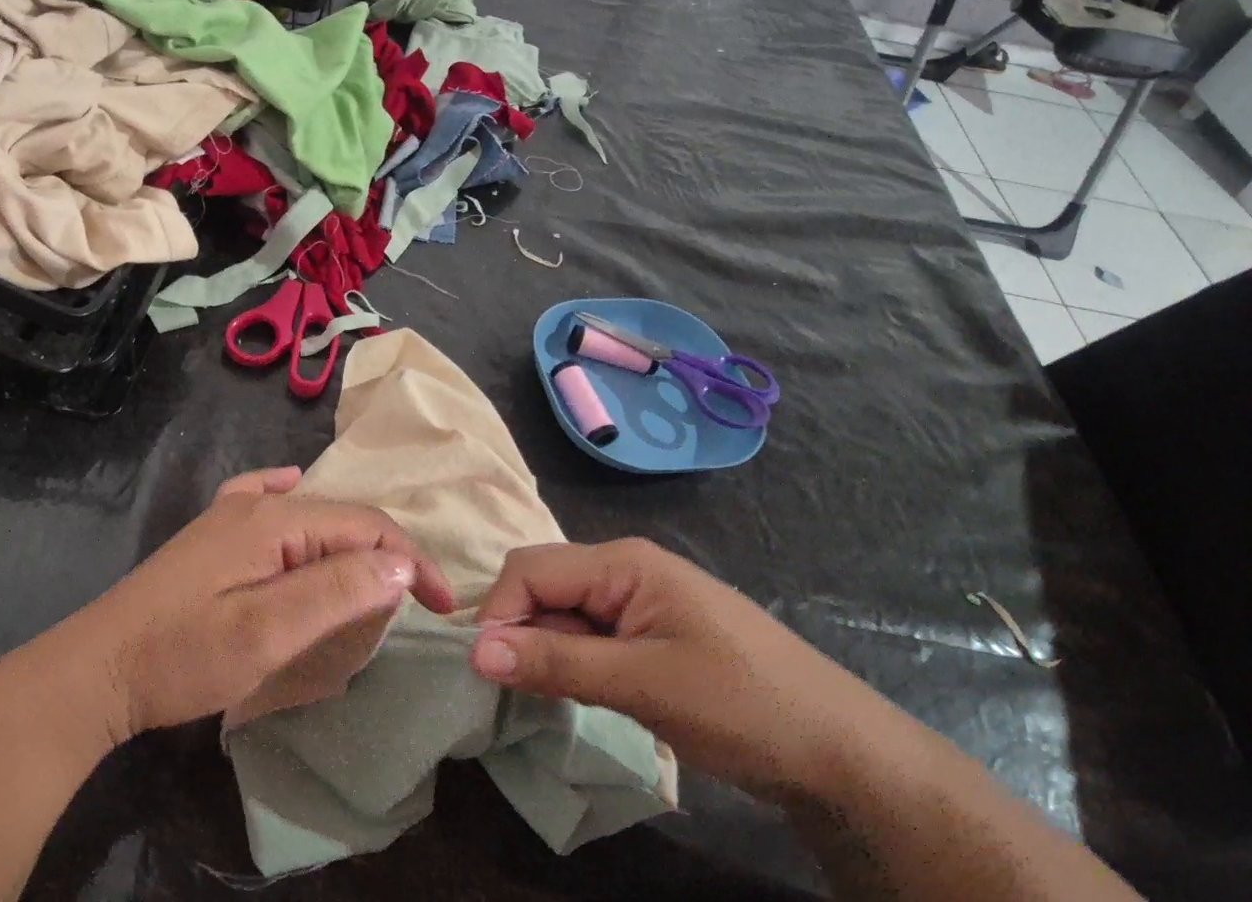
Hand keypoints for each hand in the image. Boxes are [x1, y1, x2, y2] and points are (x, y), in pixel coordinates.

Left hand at [82, 467, 456, 740]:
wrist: (96, 671)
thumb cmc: (182, 657)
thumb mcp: (266, 632)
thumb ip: (335, 592)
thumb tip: (400, 564)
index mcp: (274, 521)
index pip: (366, 527)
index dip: (413, 562)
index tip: (444, 608)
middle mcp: (254, 506)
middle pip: (341, 519)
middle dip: (388, 555)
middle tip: (418, 605)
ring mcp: (226, 519)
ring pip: (310, 518)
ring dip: (352, 543)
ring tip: (379, 580)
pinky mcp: (209, 540)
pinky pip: (262, 503)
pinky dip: (295, 506)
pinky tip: (293, 490)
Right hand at [468, 538, 929, 804]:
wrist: (842, 753)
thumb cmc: (743, 706)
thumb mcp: (643, 684)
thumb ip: (557, 662)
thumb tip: (475, 652)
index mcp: (624, 563)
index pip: (530, 569)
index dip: (499, 615)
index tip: (484, 673)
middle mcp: (625, 570)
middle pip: (542, 585)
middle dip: (516, 630)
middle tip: (508, 689)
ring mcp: (640, 603)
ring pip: (562, 613)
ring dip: (541, 649)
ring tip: (538, 698)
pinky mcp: (650, 635)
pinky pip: (588, 636)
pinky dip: (568, 661)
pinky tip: (570, 695)